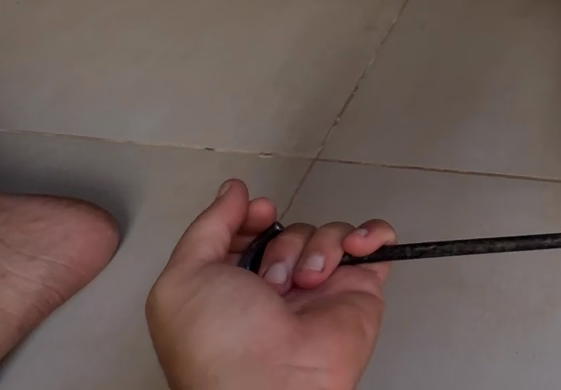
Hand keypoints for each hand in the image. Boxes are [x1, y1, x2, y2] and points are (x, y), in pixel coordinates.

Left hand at [146, 180, 396, 389]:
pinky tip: (359, 247)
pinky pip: (376, 241)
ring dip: (322, 246)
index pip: (252, 233)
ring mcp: (324, 284)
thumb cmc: (221, 339)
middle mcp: (279, 286)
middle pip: (293, 230)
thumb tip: (234, 190)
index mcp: (234, 287)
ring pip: (331, 232)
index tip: (259, 213)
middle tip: (275, 279)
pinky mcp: (363, 285)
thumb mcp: (184, 282)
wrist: (276, 379)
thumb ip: (207, 228)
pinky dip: (373, 233)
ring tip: (311, 281)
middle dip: (287, 242)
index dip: (255, 215)